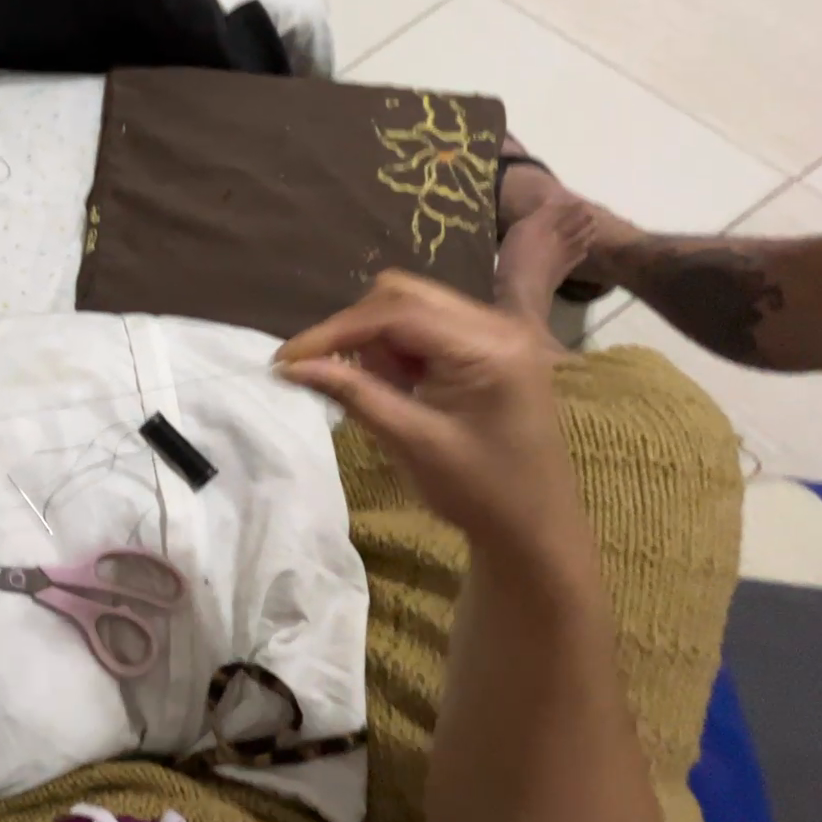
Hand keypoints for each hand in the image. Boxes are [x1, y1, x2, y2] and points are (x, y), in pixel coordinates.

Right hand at [273, 271, 579, 547]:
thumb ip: (350, 392)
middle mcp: (496, 324)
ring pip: (405, 304)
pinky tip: (395, 384)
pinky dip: (391, 348)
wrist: (534, 527)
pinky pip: (420, 325)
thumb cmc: (478, 490)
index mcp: (488, 346)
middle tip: (326, 371)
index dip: (333, 331)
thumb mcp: (408, 440)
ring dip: (372, 340)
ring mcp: (493, 332)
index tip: (286, 359)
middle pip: (399, 295)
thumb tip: (288, 367)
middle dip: (352, 330)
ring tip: (374, 386)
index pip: (394, 312)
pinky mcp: (483, 345)